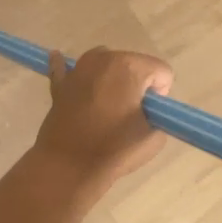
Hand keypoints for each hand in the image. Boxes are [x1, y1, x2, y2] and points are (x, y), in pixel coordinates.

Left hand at [34, 47, 171, 185]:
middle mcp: (102, 59)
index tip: (149, 113)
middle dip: (137, 84)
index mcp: (129, 67)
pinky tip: (60, 60)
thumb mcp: (155, 135)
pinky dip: (67, 67)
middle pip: (133, 64)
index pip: (162, 71)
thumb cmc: (115, 148)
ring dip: (110, 77)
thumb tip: (144, 107)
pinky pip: (65, 68)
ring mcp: (77, 69)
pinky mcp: (59, 84)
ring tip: (107, 104)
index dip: (160, 94)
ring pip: (104, 62)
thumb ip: (158, 113)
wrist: (69, 164)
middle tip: (129, 113)